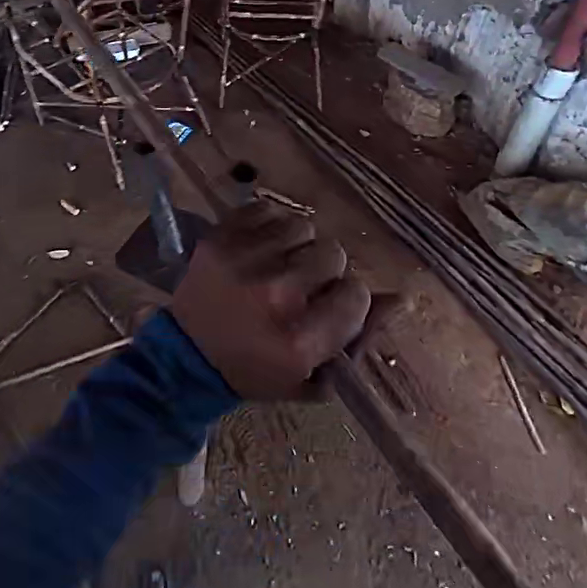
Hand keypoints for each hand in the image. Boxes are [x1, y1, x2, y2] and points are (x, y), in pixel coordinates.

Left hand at [170, 201, 369, 398]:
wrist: (187, 354)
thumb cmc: (254, 371)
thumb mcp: (312, 377)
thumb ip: (358, 339)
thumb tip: (400, 296)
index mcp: (300, 340)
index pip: (357, 295)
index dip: (349, 299)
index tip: (332, 304)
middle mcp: (276, 294)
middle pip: (333, 254)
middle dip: (326, 270)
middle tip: (305, 283)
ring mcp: (244, 261)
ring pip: (302, 227)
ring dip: (299, 244)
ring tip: (282, 261)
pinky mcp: (220, 238)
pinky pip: (265, 210)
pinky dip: (269, 224)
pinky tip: (262, 246)